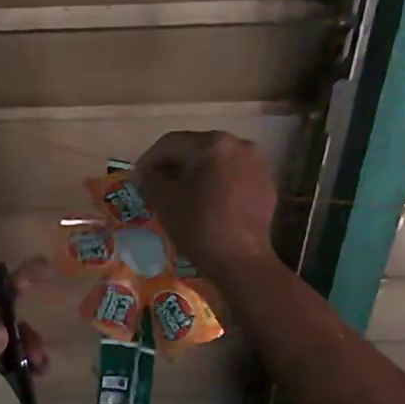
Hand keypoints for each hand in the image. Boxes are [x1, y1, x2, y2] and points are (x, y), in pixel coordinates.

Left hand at [0, 261, 50, 403]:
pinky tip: (40, 372)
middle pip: (7, 312)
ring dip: (34, 344)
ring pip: (20, 335)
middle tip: (38, 331)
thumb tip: (3, 332)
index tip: (27, 278)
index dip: (5, 283)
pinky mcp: (6, 370)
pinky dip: (37, 361)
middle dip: (24, 320)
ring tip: (38, 363)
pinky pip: (26, 357)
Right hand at [135, 131, 277, 273]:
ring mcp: (257, 164)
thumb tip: (148, 175)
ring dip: (197, 173)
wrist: (241, 259)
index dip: (150, 159)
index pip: (172, 144)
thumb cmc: (199, 226)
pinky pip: (234, 177)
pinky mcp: (266, 184)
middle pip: (197, 149)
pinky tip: (208, 202)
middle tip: (157, 183)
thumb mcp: (165, 201)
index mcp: (212, 144)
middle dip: (175, 165)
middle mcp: (239, 145)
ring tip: (182, 193)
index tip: (138, 175)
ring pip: (218, 162)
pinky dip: (218, 184)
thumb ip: (151, 180)